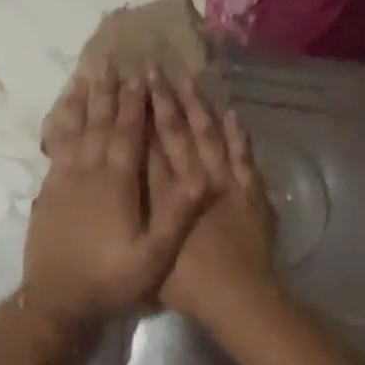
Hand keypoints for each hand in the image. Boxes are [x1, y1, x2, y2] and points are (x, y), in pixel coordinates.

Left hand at [23, 73, 207, 331]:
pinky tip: (61, 119)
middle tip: (110, 62)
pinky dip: (60, 126)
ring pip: (71, 131)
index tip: (140, 76)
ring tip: (83, 77)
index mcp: (116, 183)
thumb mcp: (154, 254)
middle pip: (97, 123)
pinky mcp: (47, 193)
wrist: (56, 300)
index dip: (135, 104)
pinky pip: (54, 148)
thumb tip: (205, 176)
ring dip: (79, 102)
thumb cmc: (111, 279)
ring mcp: (62, 181)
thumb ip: (177, 214)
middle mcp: (87, 172)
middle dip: (106, 92)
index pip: (127, 133)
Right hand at [148, 75, 276, 321]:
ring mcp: (225, 182)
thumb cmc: (183, 283)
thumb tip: (114, 198)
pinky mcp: (250, 192)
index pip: (149, 145)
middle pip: (176, 132)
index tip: (133, 86)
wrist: (234, 295)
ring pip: (209, 135)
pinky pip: (243, 156)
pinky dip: (238, 134)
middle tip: (154, 69)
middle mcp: (192, 178)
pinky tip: (232, 113)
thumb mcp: (144, 251)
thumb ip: (132, 222)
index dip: (141, 114)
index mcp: (163, 193)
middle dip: (165, 100)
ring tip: (188, 79)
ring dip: (199, 107)